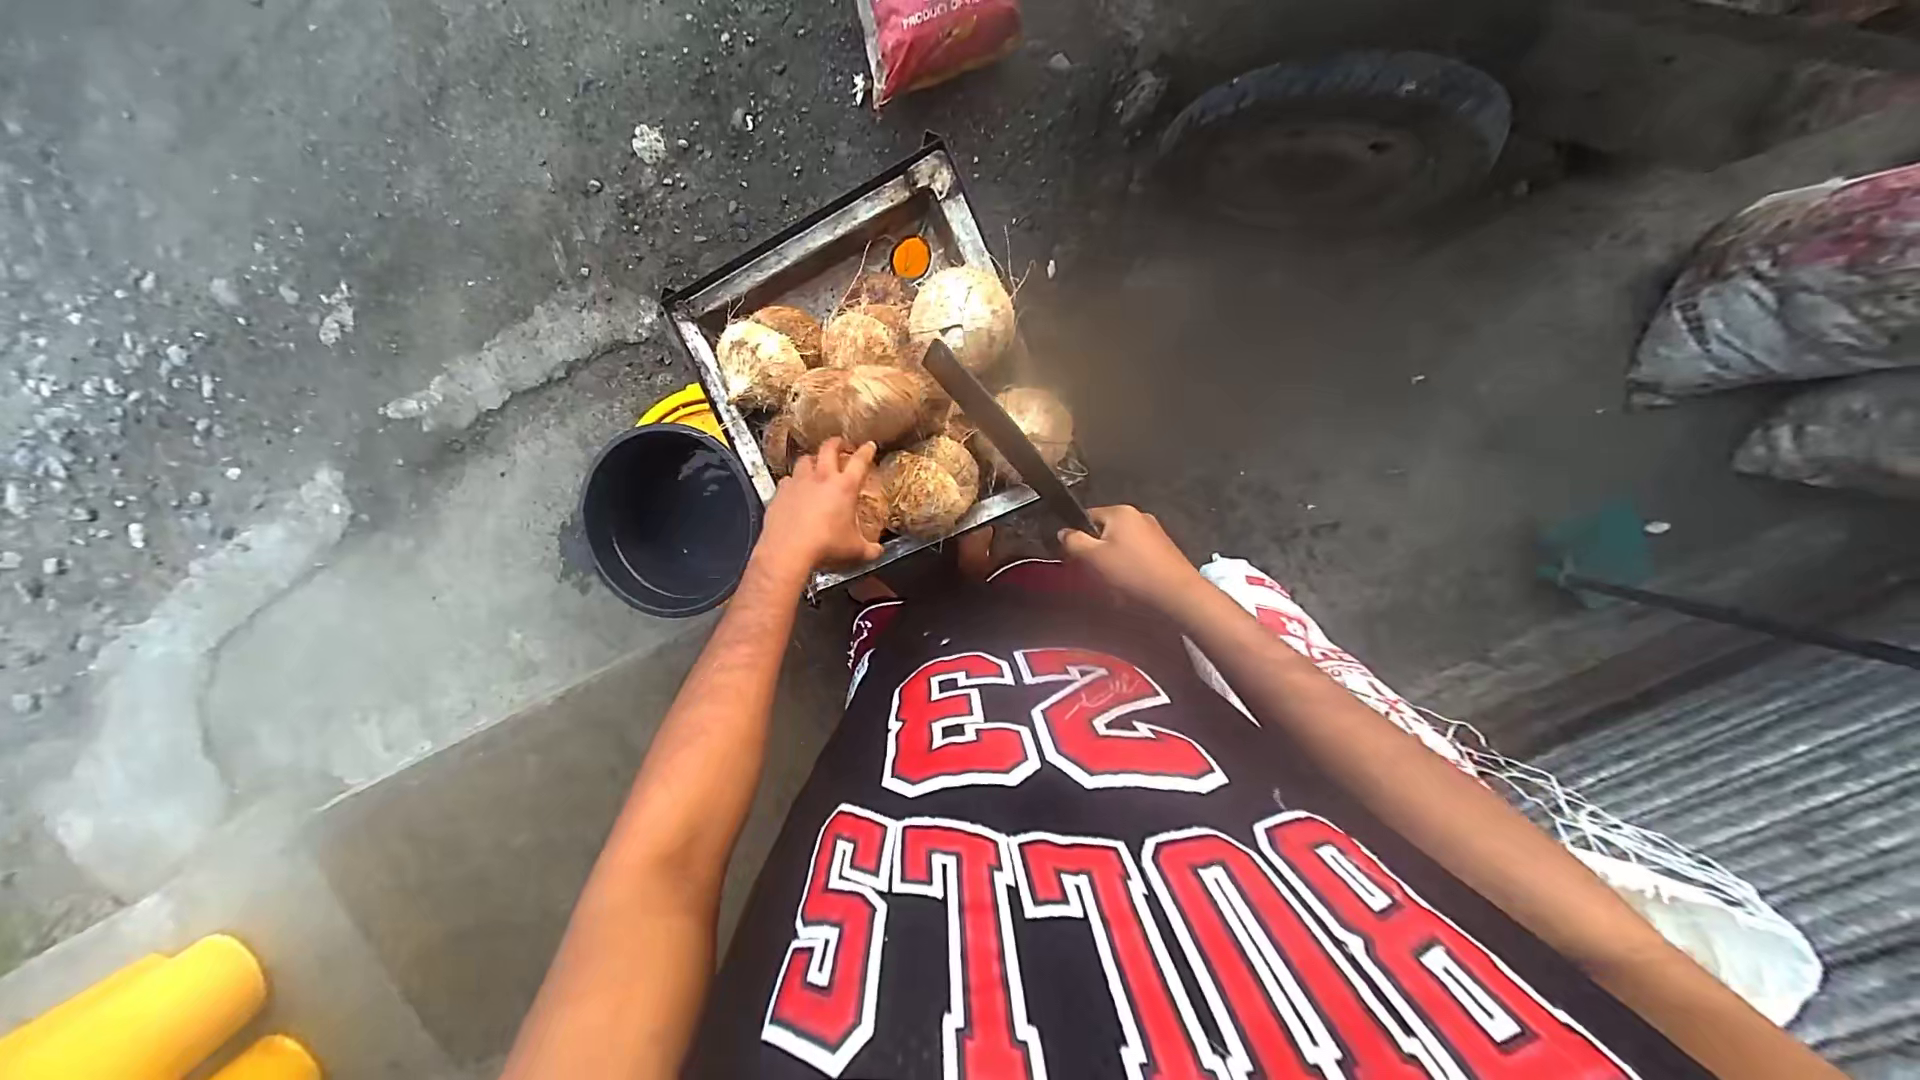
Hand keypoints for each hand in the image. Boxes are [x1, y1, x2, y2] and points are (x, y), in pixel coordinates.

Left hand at [757, 437, 884, 573]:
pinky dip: (793, 481)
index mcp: (844, 487)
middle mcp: (821, 478)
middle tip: (841, 444)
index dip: (867, 451)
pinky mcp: (780, 493)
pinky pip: (787, 480)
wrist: (788, 551)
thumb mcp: (855, 550)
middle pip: (829, 448)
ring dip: (813, 460)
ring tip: (816, 464)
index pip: (860, 460)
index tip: (869, 446)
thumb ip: (870, 549)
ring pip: (805, 460)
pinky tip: (795, 489)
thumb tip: (877, 552)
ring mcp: (798, 483)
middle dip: (837, 443)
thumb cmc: (825, 546)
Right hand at [1058, 505, 1211, 613]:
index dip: (1075, 536)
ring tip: (1113, 581)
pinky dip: (1129, 566)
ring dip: (1112, 560)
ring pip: (1120, 544)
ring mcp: (1154, 532)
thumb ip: (1073, 541)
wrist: (1178, 596)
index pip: (1085, 516)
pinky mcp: (1164, 549)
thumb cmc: (1132, 574)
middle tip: (1092, 572)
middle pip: (1103, 530)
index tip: (1073, 557)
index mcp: (1120, 511)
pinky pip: (1136, 554)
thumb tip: (1063, 532)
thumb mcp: (1093, 558)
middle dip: (1095, 550)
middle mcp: (1139, 516)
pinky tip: (1130, 583)